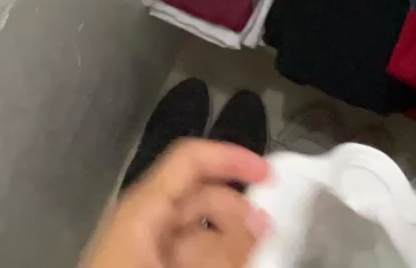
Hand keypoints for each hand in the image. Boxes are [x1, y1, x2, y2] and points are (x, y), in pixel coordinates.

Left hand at [78, 139, 270, 267]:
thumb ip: (224, 251)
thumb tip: (261, 225)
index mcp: (143, 210)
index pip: (190, 161)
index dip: (230, 159)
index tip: (269, 177)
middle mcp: (143, 224)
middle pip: (199, 198)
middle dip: (238, 212)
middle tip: (273, 235)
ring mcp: (142, 253)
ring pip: (196, 236)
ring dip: (229, 245)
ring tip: (260, 257)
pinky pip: (186, 260)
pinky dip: (213, 264)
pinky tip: (236, 267)